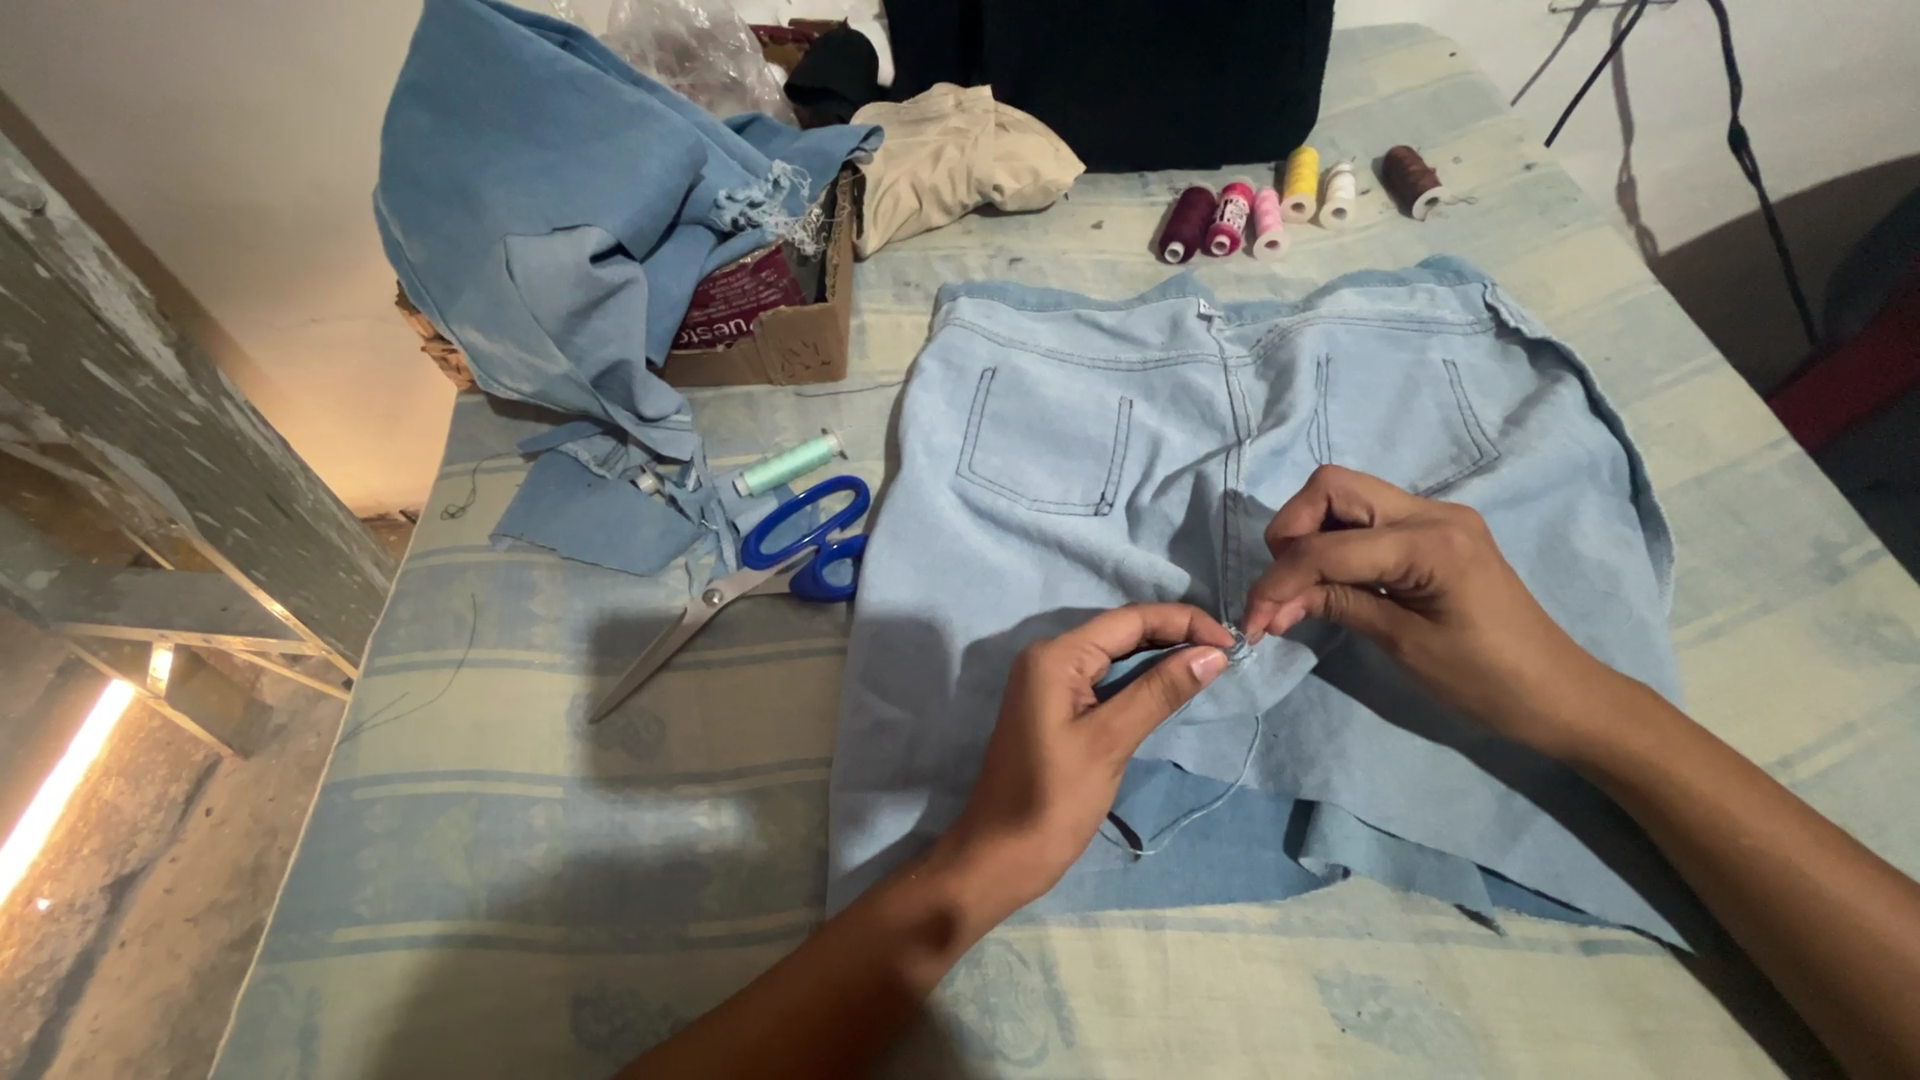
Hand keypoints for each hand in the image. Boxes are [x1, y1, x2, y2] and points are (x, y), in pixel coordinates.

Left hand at [934, 604, 1233, 916]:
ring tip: (1211, 666)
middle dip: (1175, 635)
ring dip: (1161, 655)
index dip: (1183, 622)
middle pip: (1122, 630)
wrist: (1000, 853)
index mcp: (1056, 655)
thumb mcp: (1110, 742)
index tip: (1233, 642)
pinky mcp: (1054, 705)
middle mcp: (1049, 656)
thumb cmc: (1053, 799)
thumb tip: (1213, 653)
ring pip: (1115, 653)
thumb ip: (1159, 691)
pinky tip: (1171, 686)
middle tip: (1228, 655)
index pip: (1130, 619)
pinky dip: (1140, 678)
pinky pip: (1104, 677)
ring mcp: (1049, 681)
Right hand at [1242, 465, 1623, 753]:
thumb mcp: (1402, 644)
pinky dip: (1331, 542)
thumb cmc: (1486, 680)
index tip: (1252, 620)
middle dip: (1289, 532)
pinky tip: (1325, 581)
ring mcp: (1434, 516)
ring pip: (1343, 495)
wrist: (1559, 694)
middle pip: (1331, 487)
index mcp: (1431, 543)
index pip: (1326, 546)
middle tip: (1279, 585)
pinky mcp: (1432, 531)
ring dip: (1306, 533)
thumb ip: (1335, 606)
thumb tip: (1272, 604)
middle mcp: (1431, 512)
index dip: (1278, 580)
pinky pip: (1364, 518)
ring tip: (1296, 587)